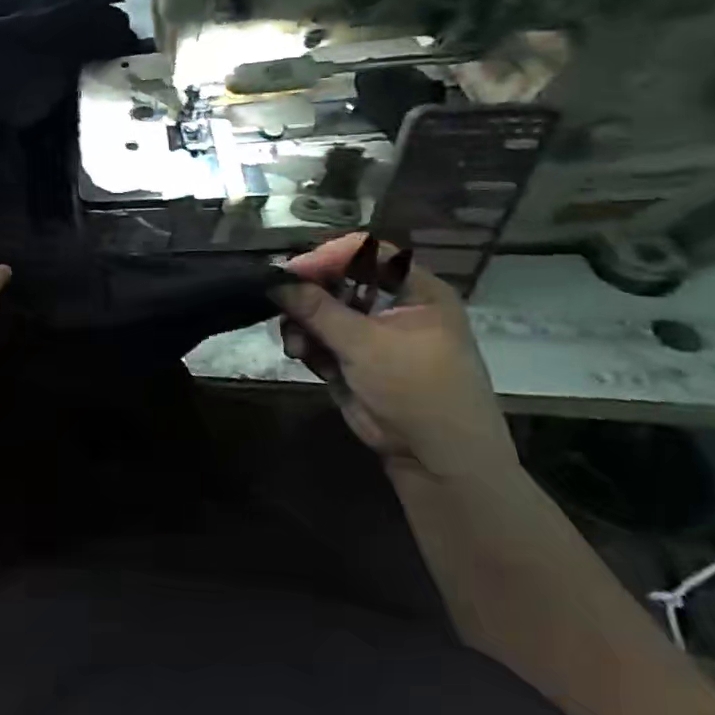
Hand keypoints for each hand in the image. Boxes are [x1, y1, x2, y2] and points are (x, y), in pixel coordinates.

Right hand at [275, 235, 517, 481]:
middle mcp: (393, 307)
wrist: (438, 459)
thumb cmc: (417, 389)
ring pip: (324, 314)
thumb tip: (277, 281)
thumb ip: (318, 309)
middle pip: (339, 282)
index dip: (329, 257)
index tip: (292, 272)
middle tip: (282, 306)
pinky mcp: (355, 363)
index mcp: (415, 291)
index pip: (366, 254)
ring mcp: (373, 336)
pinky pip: (322, 342)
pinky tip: (302, 356)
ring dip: (304, 325)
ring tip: (296, 344)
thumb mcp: (366, 344)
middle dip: (309, 296)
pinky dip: (309, 347)